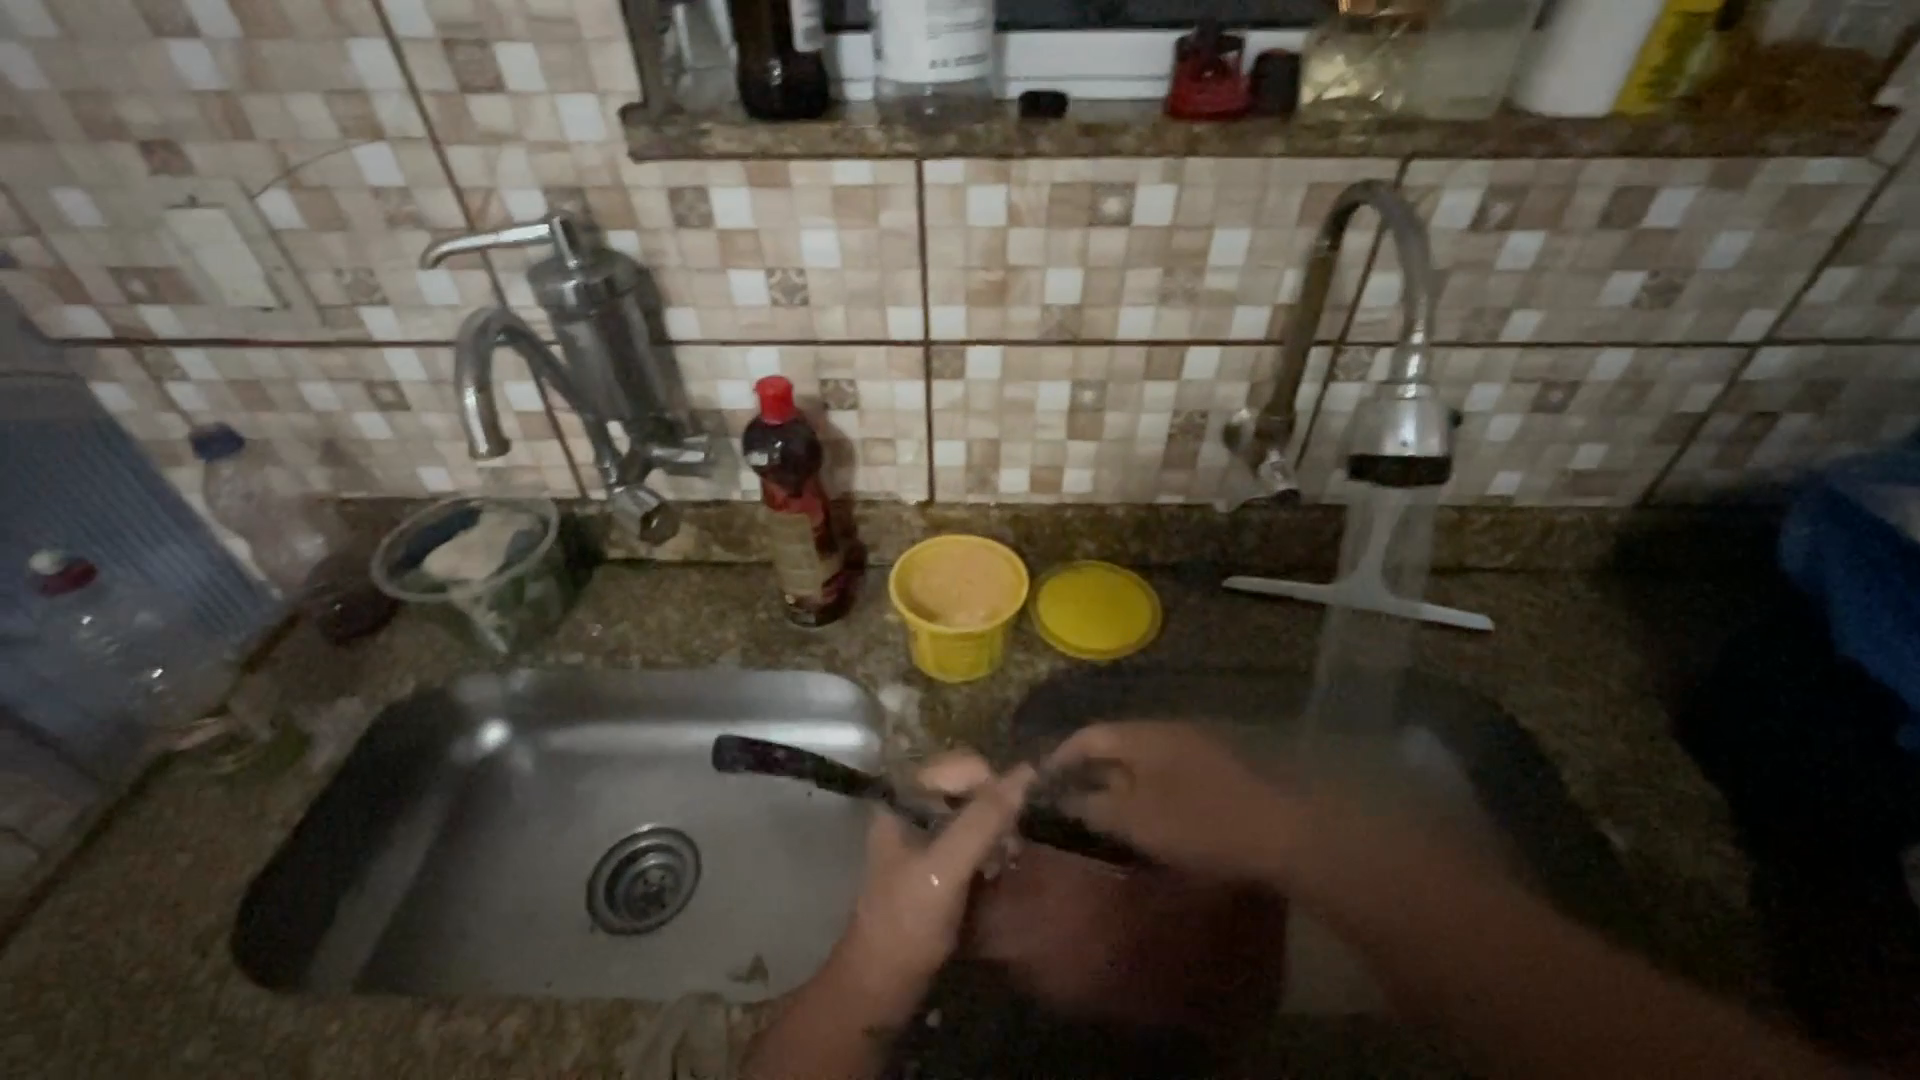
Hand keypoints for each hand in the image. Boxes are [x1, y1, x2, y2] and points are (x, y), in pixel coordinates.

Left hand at [838, 753, 1034, 989]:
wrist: (882, 982)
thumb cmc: (907, 920)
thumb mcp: (946, 867)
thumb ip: (983, 819)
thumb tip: (1027, 771)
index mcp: (903, 794)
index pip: (962, 765)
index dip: (993, 786)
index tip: (1013, 823)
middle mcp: (912, 803)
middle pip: (970, 784)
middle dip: (998, 809)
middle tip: (1011, 846)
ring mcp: (923, 830)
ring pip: (975, 809)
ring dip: (998, 830)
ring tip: (1006, 861)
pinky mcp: (936, 856)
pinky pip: (973, 834)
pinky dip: (991, 846)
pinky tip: (998, 870)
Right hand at [1045, 721, 1292, 881]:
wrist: (1281, 834)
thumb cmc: (1199, 824)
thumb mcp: (1136, 821)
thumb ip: (1094, 807)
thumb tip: (1065, 799)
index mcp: (1143, 736)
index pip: (1088, 735)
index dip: (1060, 758)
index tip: (1041, 785)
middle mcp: (1166, 732)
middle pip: (1114, 745)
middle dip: (1088, 773)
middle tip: (1068, 804)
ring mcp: (1194, 749)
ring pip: (1141, 761)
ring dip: (1117, 784)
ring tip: (1102, 817)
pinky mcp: (1214, 771)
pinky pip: (1164, 774)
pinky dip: (1144, 792)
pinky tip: (1145, 821)